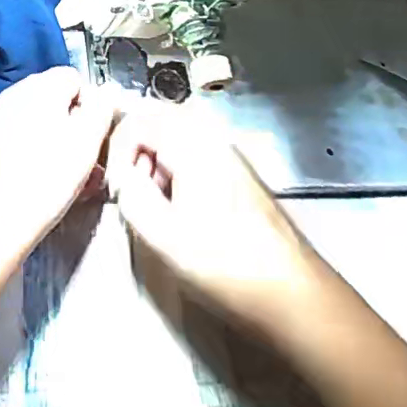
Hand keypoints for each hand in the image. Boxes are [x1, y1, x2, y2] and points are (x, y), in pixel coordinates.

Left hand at [0, 66, 113, 311]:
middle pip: (58, 103)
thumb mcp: (87, 142)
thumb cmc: (40, 185)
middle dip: (78, 129)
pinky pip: (22, 146)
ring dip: (61, 148)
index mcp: (38, 87)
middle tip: (91, 162)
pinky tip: (45, 189)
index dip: (95, 106)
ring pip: (41, 128)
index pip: (77, 79)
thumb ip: (103, 109)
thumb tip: (110, 91)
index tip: (101, 136)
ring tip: (72, 182)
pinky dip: (38, 161)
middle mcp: (12, 98)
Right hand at [107, 100, 328, 333]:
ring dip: (156, 158)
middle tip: (131, 190)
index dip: (117, 148)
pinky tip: (181, 206)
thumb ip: (132, 197)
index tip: (116, 186)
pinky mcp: (238, 170)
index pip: (140, 118)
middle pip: (160, 118)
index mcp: (194, 144)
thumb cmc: (225, 264)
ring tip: (154, 202)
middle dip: (136, 149)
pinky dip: (177, 166)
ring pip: (178, 134)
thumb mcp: (164, 237)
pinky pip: (196, 149)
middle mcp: (214, 137)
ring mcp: (230, 151)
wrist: (289, 288)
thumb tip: (123, 176)